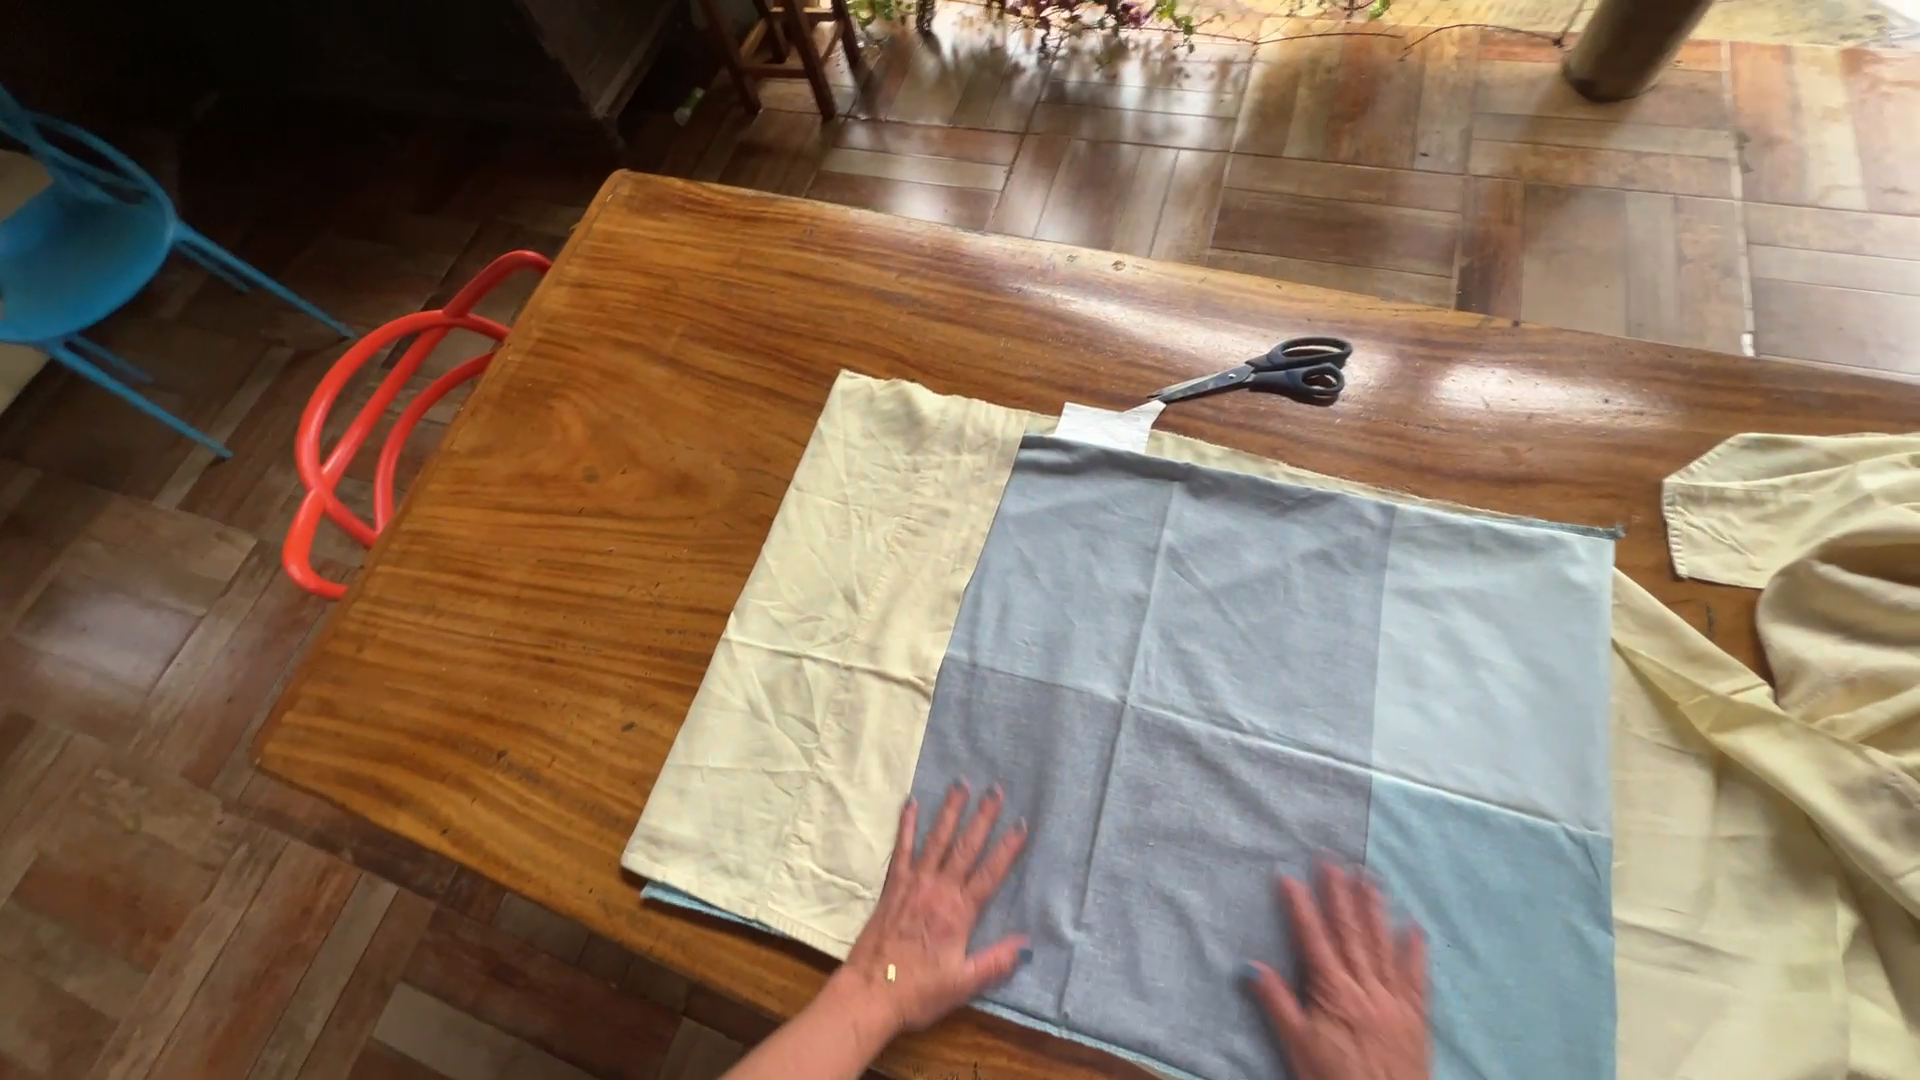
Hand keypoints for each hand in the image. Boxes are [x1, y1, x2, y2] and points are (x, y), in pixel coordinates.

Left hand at [827, 782, 1029, 1038]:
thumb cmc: (918, 991)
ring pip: (936, 839)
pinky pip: (902, 849)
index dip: (1008, 848)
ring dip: (950, 811)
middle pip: (966, 847)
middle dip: (983, 817)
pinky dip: (907, 825)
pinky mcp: (893, 885)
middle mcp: (939, 889)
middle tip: (996, 789)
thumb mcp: (963, 984)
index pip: (990, 873)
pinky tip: (911, 803)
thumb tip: (1027, 943)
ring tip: (961, 784)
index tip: (1022, 823)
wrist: (869, 993)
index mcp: (959, 913)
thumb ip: (996, 962)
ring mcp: (914, 883)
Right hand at [1245, 863, 1429, 1079]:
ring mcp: (1395, 1001)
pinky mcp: (1417, 1018)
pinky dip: (1415, 952)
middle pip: (1350, 933)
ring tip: (1368, 878)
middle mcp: (1366, 989)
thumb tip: (1251, 965)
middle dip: (1339, 895)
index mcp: (1333, 993)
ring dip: (1374, 910)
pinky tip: (1413, 927)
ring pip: (1383, 946)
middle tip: (1332, 860)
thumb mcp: (1296, 1047)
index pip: (1313, 939)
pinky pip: (1417, 979)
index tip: (1288, 876)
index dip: (1300, 907)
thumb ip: (1276, 1003)